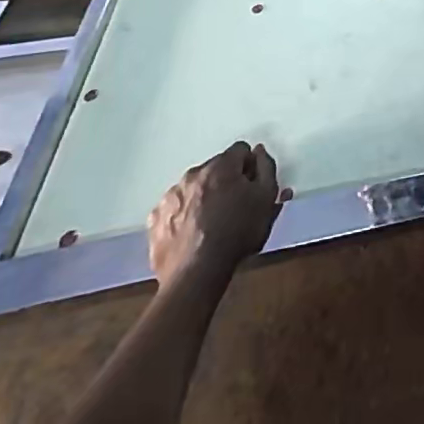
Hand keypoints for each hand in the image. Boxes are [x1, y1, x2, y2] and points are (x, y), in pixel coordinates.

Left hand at [146, 141, 285, 286]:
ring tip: (215, 223)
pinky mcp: (156, 220)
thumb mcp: (267, 198)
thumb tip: (259, 152)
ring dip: (205, 197)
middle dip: (227, 181)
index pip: (241, 151)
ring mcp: (170, 197)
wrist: (196, 272)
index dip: (251, 167)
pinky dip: (185, 215)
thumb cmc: (236, 233)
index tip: (253, 186)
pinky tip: (195, 232)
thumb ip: (267, 168)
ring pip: (194, 188)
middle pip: (216, 168)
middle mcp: (192, 175)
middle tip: (237, 206)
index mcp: (220, 166)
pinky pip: (176, 208)